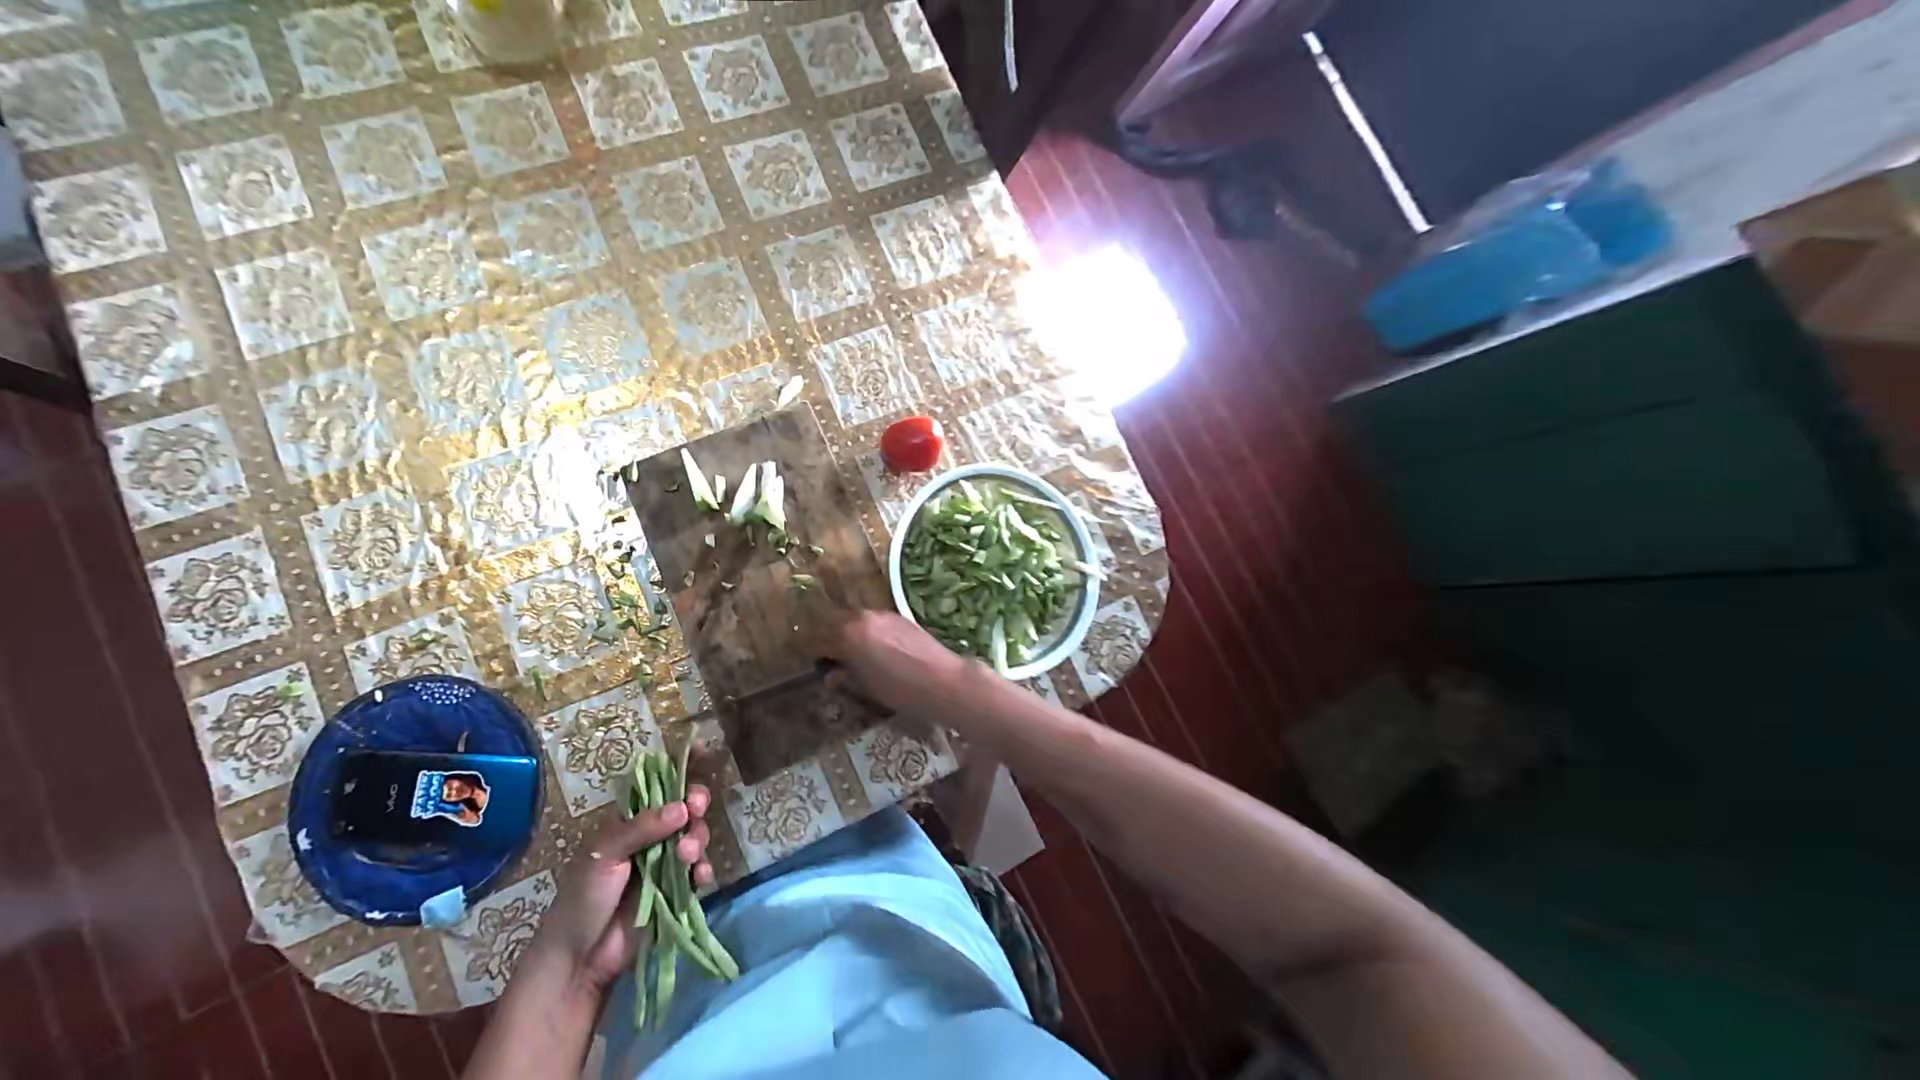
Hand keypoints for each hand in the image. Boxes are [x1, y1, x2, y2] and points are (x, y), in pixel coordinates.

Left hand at [520, 787, 714, 1000]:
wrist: (580, 960)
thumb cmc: (583, 898)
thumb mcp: (604, 854)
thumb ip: (642, 827)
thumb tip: (683, 807)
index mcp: (629, 825)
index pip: (660, 795)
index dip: (681, 790)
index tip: (694, 796)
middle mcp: (650, 840)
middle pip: (685, 816)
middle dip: (695, 816)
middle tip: (695, 818)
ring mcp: (664, 867)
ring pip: (694, 842)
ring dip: (698, 842)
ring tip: (688, 857)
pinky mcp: (676, 892)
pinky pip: (698, 874)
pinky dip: (703, 871)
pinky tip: (700, 878)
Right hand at [818, 610, 979, 714]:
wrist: (946, 683)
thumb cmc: (902, 691)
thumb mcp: (869, 688)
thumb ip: (847, 676)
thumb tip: (832, 674)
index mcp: (851, 634)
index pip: (821, 638)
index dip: (814, 650)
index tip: (811, 661)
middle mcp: (866, 618)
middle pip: (839, 623)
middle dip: (832, 638)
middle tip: (830, 656)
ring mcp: (886, 616)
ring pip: (860, 621)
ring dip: (852, 633)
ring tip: (852, 654)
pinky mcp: (903, 619)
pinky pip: (877, 623)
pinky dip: (871, 633)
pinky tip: (876, 651)